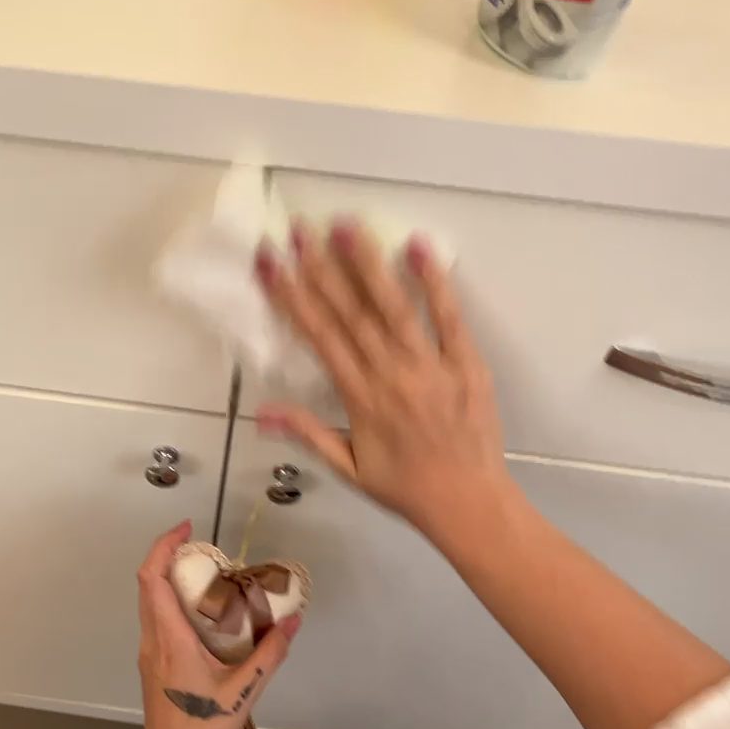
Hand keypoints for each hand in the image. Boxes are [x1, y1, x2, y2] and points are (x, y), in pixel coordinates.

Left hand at [134, 521, 299, 728]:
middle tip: (202, 548)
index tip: (187, 528)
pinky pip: (155, 621)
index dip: (164, 546)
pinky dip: (172, 603)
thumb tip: (294, 622)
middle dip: (168, 556)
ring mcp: (148, 654)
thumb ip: (271, 653)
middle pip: (147, 585)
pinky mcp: (151, 666)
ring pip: (149, 603)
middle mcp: (151, 641)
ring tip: (205, 576)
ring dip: (169, 580)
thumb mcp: (245, 690)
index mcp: (168, 639)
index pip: (152, 578)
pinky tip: (202, 615)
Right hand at [255, 219, 514, 546]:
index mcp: (360, 399)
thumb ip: (307, 433)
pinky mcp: (467, 363)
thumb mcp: (347, 467)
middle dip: (322, 269)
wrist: (467, 503)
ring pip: (393, 308)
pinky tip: (418, 247)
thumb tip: (262, 412)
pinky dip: (435, 282)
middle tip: (300, 230)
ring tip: (347, 226)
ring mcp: (430, 366)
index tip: (272, 264)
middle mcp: (390, 375)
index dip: (292, 297)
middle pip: (350, 314)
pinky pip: (449, 318)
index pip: (319, 337)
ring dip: (368, 265)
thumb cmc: (404, 487)